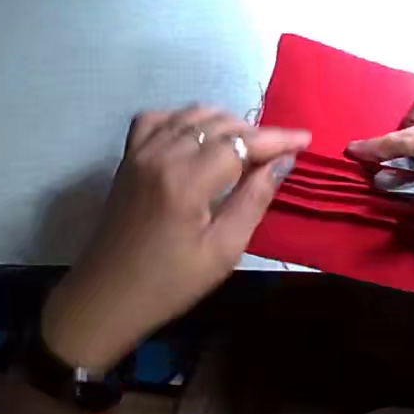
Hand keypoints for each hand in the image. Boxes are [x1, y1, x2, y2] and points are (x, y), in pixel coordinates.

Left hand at [44, 107, 309, 371]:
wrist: (106, 298)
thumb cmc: (170, 284)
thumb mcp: (223, 251)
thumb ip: (254, 200)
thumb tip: (283, 162)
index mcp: (186, 181)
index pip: (241, 143)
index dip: (277, 138)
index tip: (306, 139)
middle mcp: (161, 154)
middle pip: (219, 123)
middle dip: (256, 132)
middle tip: (280, 152)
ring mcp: (140, 152)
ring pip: (192, 115)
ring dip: (225, 123)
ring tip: (249, 145)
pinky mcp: (128, 157)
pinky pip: (159, 119)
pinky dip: (186, 119)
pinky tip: (200, 136)